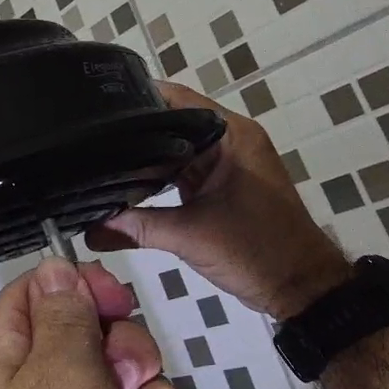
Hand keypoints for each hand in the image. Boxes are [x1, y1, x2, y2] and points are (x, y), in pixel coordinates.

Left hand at [0, 257, 218, 388]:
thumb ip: (64, 317)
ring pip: (132, 379)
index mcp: (10, 358)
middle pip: (93, 332)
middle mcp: (41, 388)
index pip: (39, 290)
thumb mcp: (63, 378)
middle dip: (127, 352)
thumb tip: (55, 268)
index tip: (115, 300)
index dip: (79, 285)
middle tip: (125, 384)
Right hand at [88, 81, 351, 319]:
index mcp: (230, 136)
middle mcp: (228, 140)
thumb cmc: (256, 251)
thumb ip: (134, 227)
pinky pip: (180, 172)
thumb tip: (87, 230)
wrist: (303, 291)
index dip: (134, 98)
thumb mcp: (189, 236)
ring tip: (96, 158)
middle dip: (131, 130)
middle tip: (86, 136)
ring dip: (141, 157)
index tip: (95, 105)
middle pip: (170, 122)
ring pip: (172, 149)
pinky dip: (155, 178)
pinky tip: (122, 185)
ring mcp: (225, 164)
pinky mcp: (219, 185)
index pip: (174, 99)